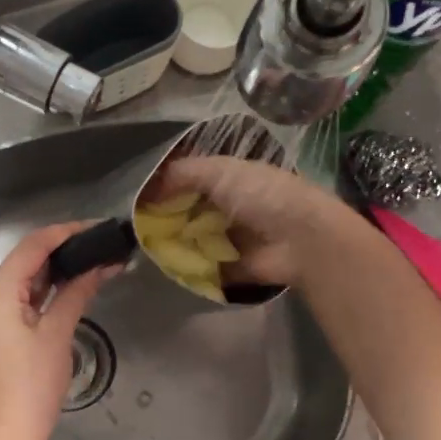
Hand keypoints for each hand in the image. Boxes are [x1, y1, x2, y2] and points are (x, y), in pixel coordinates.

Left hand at [0, 222, 112, 439]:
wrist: (15, 426)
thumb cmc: (36, 381)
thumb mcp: (59, 332)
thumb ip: (77, 291)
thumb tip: (102, 265)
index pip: (32, 246)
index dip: (65, 233)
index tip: (96, 228)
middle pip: (25, 259)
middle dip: (62, 251)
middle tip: (100, 246)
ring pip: (22, 277)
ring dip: (55, 270)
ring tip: (93, 261)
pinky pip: (18, 296)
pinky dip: (43, 289)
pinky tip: (71, 284)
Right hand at [155, 157, 367, 285]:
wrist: (300, 240)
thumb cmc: (263, 196)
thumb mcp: (221, 172)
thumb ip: (184, 173)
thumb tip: (150, 186)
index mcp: (234, 178)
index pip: (195, 179)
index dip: (170, 185)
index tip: (143, 194)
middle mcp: (234, 207)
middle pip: (193, 210)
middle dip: (169, 216)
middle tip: (140, 224)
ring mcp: (234, 238)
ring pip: (196, 238)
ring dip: (176, 241)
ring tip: (148, 245)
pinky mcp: (235, 267)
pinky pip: (205, 267)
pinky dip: (189, 267)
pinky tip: (167, 265)